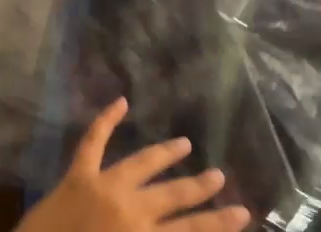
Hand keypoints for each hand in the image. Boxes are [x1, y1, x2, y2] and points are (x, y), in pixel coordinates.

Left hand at [15, 98, 250, 231]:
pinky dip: (106, 120)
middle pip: (173, 196)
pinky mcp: (77, 175)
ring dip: (165, 153)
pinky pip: (93, 142)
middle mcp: (131, 211)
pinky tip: (121, 102)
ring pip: (141, 164)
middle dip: (198, 186)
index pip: (190, 231)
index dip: (218, 223)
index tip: (243, 212)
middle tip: (219, 174)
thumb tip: (177, 231)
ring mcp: (103, 187)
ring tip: (185, 143)